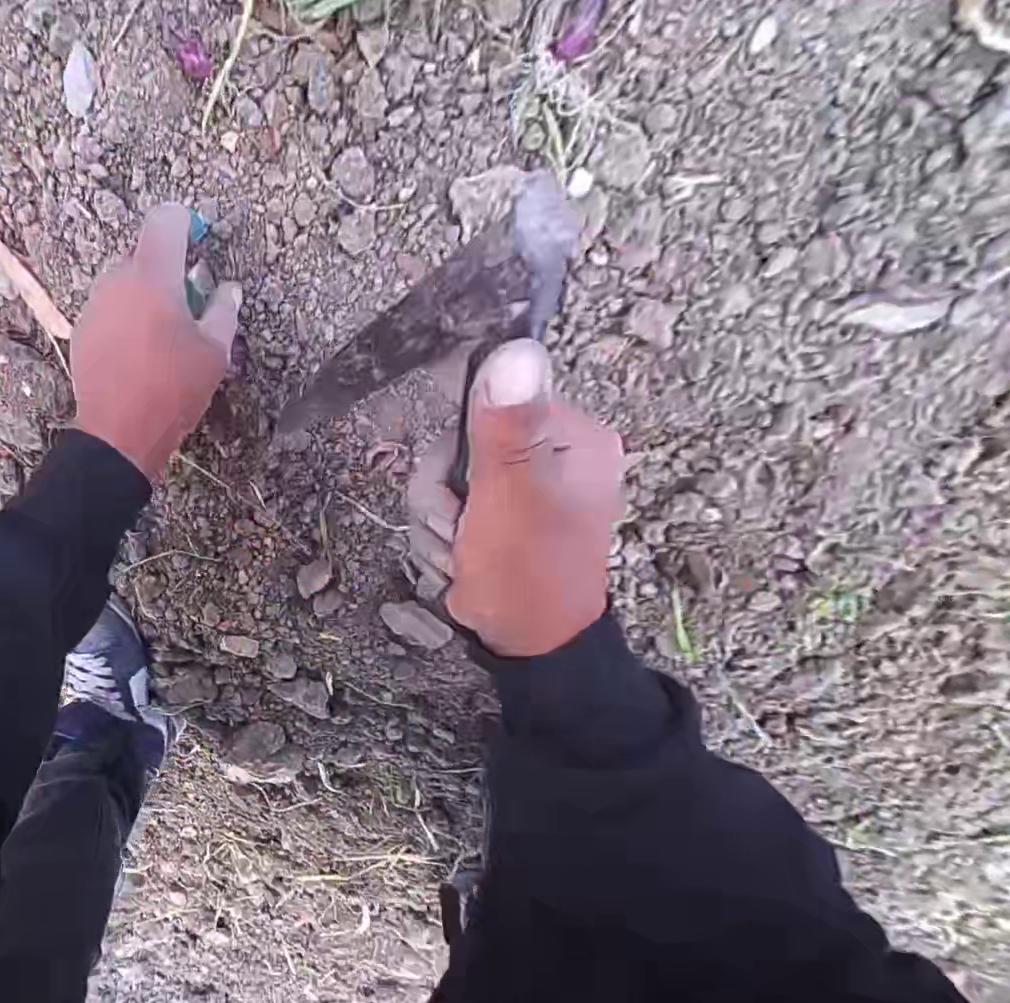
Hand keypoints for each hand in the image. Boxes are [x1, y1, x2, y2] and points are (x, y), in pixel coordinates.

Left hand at [71, 203, 241, 479]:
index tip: (200, 244)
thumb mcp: (213, 354)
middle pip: (145, 253)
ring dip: (147, 296)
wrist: (118, 434)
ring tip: (164, 337)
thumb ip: (223, 313)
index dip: (186, 224)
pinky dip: (128, 317)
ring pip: (126, 282)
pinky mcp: (83, 329)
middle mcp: (117, 280)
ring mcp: (95, 304)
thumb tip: (228, 291)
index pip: (165, 220)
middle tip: (189, 308)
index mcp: (153, 276)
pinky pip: (111, 308)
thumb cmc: (172, 390)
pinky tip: (140, 353)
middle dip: (169, 271)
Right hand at [407, 339, 624, 656]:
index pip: (495, 396)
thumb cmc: (528, 574)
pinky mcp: (494, 510)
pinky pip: (443, 502)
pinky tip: (460, 557)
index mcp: (571, 438)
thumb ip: (508, 429)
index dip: (463, 436)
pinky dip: (441, 531)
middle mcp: (547, 453)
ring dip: (438, 516)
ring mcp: (517, 484)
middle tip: (463, 522)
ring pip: (441, 474)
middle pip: (458, 439)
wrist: (524, 645)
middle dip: (444, 488)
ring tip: (462, 547)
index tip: (463, 478)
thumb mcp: (514, 498)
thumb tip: (515, 350)